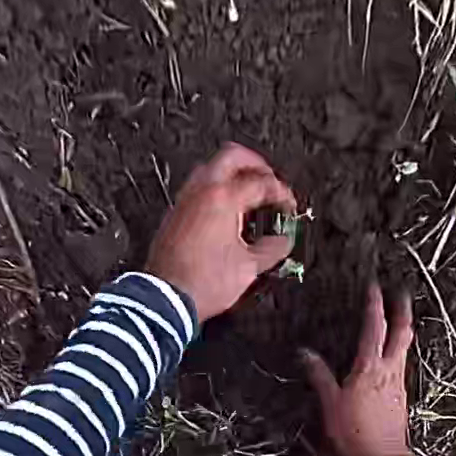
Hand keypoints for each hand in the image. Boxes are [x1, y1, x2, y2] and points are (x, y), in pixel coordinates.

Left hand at [144, 143, 297, 321]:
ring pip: (210, 169)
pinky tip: (224, 213)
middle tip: (268, 181)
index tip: (288, 206)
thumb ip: (271, 249)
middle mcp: (201, 192)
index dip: (281, 193)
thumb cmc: (203, 283)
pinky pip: (196, 190)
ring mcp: (184, 201)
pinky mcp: (174, 215)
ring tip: (247, 195)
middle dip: (255, 165)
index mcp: (224, 198)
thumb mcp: (247, 268)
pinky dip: (215, 191)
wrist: (167, 298)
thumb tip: (282, 242)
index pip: (261, 182)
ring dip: (232, 175)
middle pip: (231, 156)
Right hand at [300, 283, 418, 455]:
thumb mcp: (331, 403)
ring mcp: (398, 382)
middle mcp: (390, 370)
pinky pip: (401, 364)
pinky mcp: (401, 395)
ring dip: (402, 329)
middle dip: (402, 310)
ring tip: (398, 317)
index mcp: (370, 368)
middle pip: (402, 332)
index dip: (375, 305)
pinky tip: (391, 354)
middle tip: (401, 294)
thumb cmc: (355, 432)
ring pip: (404, 347)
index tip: (375, 287)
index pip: (374, 328)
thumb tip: (305, 353)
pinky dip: (397, 350)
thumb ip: (319, 375)